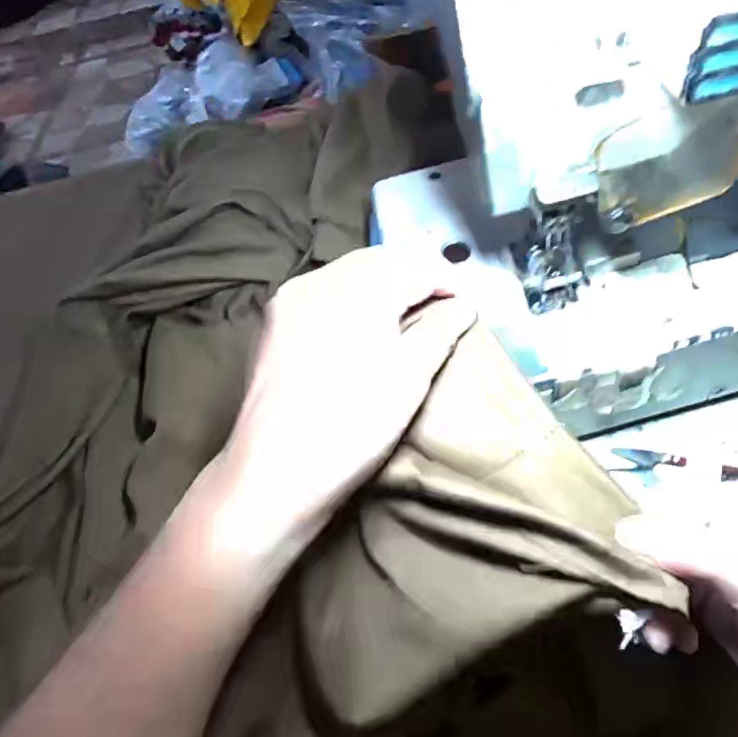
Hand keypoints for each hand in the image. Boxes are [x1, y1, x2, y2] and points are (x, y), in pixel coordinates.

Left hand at [185, 247, 474, 568]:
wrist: (275, 473)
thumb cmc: (355, 424)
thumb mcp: (412, 377)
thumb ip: (441, 330)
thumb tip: (464, 305)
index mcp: (355, 289)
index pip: (411, 269)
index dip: (443, 280)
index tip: (464, 301)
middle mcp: (316, 281)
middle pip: (376, 263)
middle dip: (411, 275)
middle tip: (440, 302)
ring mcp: (289, 301)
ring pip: (346, 274)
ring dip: (381, 284)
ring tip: (406, 311)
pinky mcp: (273, 324)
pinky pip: (322, 293)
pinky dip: (351, 297)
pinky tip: (363, 323)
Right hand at [615, 479, 737, 720]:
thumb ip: (687, 551)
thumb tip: (618, 534)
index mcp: (731, 503)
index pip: (659, 508)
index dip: (635, 545)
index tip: (626, 586)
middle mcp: (716, 524)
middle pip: (650, 541)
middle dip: (641, 581)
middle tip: (643, 621)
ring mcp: (710, 563)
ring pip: (651, 573)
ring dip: (649, 607)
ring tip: (662, 639)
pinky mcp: (707, 598)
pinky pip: (663, 599)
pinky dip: (660, 622)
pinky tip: (675, 644)